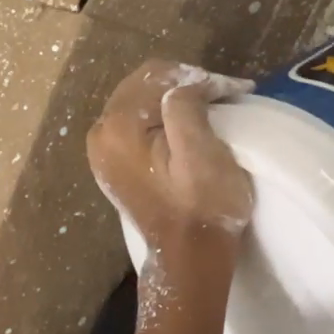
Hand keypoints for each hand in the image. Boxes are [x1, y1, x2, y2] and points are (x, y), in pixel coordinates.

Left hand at [87, 60, 256, 256]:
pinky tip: (189, 122)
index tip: (233, 89)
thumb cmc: (202, 205)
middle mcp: (101, 132)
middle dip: (185, 82)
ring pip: (141, 101)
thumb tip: (185, 83)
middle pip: (144, 84)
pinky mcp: (115, 163)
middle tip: (224, 92)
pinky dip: (163, 116)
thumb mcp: (200, 150)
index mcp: (117, 126)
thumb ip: (185, 104)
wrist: (190, 258)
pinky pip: (137, 122)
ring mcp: (104, 150)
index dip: (197, 76)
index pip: (157, 75)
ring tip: (211, 103)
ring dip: (175, 97)